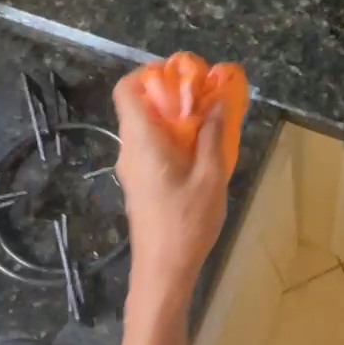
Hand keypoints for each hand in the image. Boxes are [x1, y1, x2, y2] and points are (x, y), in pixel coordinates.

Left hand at [112, 74, 229, 303]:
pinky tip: (203, 151)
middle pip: (140, 106)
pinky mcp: (141, 183)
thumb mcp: (210, 175)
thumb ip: (212, 135)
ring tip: (211, 121)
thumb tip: (216, 101)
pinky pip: (153, 147)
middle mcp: (130, 149)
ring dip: (176, 118)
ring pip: (148, 127)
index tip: (184, 75)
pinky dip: (174, 138)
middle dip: (173, 94)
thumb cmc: (186, 221)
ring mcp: (133, 168)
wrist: (163, 270)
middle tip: (207, 96)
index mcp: (142, 140)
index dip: (150, 73)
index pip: (127, 89)